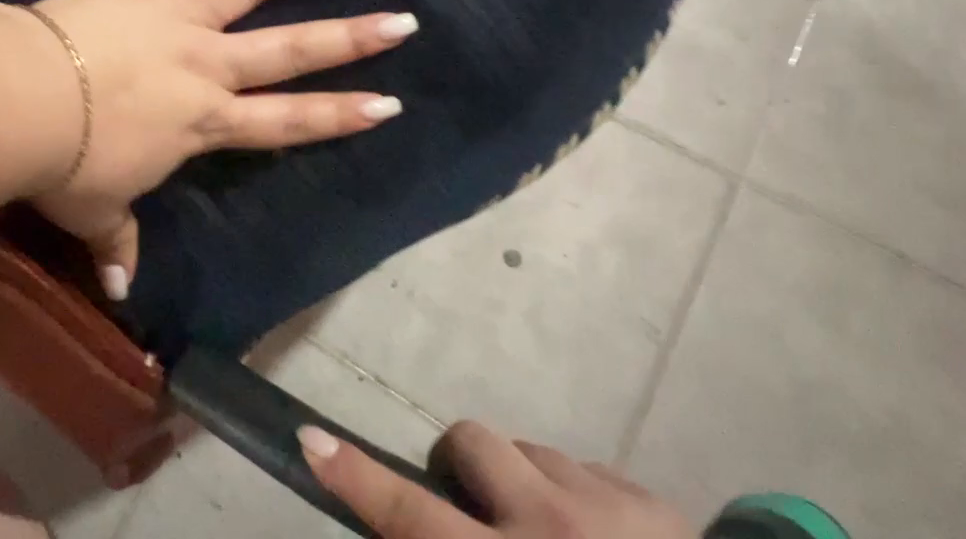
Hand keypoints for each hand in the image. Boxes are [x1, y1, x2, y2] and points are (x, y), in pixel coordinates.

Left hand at [27, 0, 416, 298]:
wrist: (27, 105)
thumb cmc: (67, 164)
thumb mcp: (97, 212)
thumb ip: (118, 245)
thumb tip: (123, 293)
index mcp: (205, 120)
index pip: (287, 121)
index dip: (339, 114)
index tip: (388, 103)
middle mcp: (206, 64)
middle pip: (290, 50)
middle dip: (350, 38)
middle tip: (402, 20)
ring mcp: (177, 17)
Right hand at [301, 422, 694, 538]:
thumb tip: (423, 527)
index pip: (410, 515)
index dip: (355, 477)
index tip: (310, 438)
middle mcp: (550, 524)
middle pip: (468, 441)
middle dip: (459, 468)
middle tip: (477, 516)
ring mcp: (609, 504)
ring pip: (530, 449)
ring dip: (523, 483)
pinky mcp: (655, 498)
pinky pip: (587, 468)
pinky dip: (578, 495)